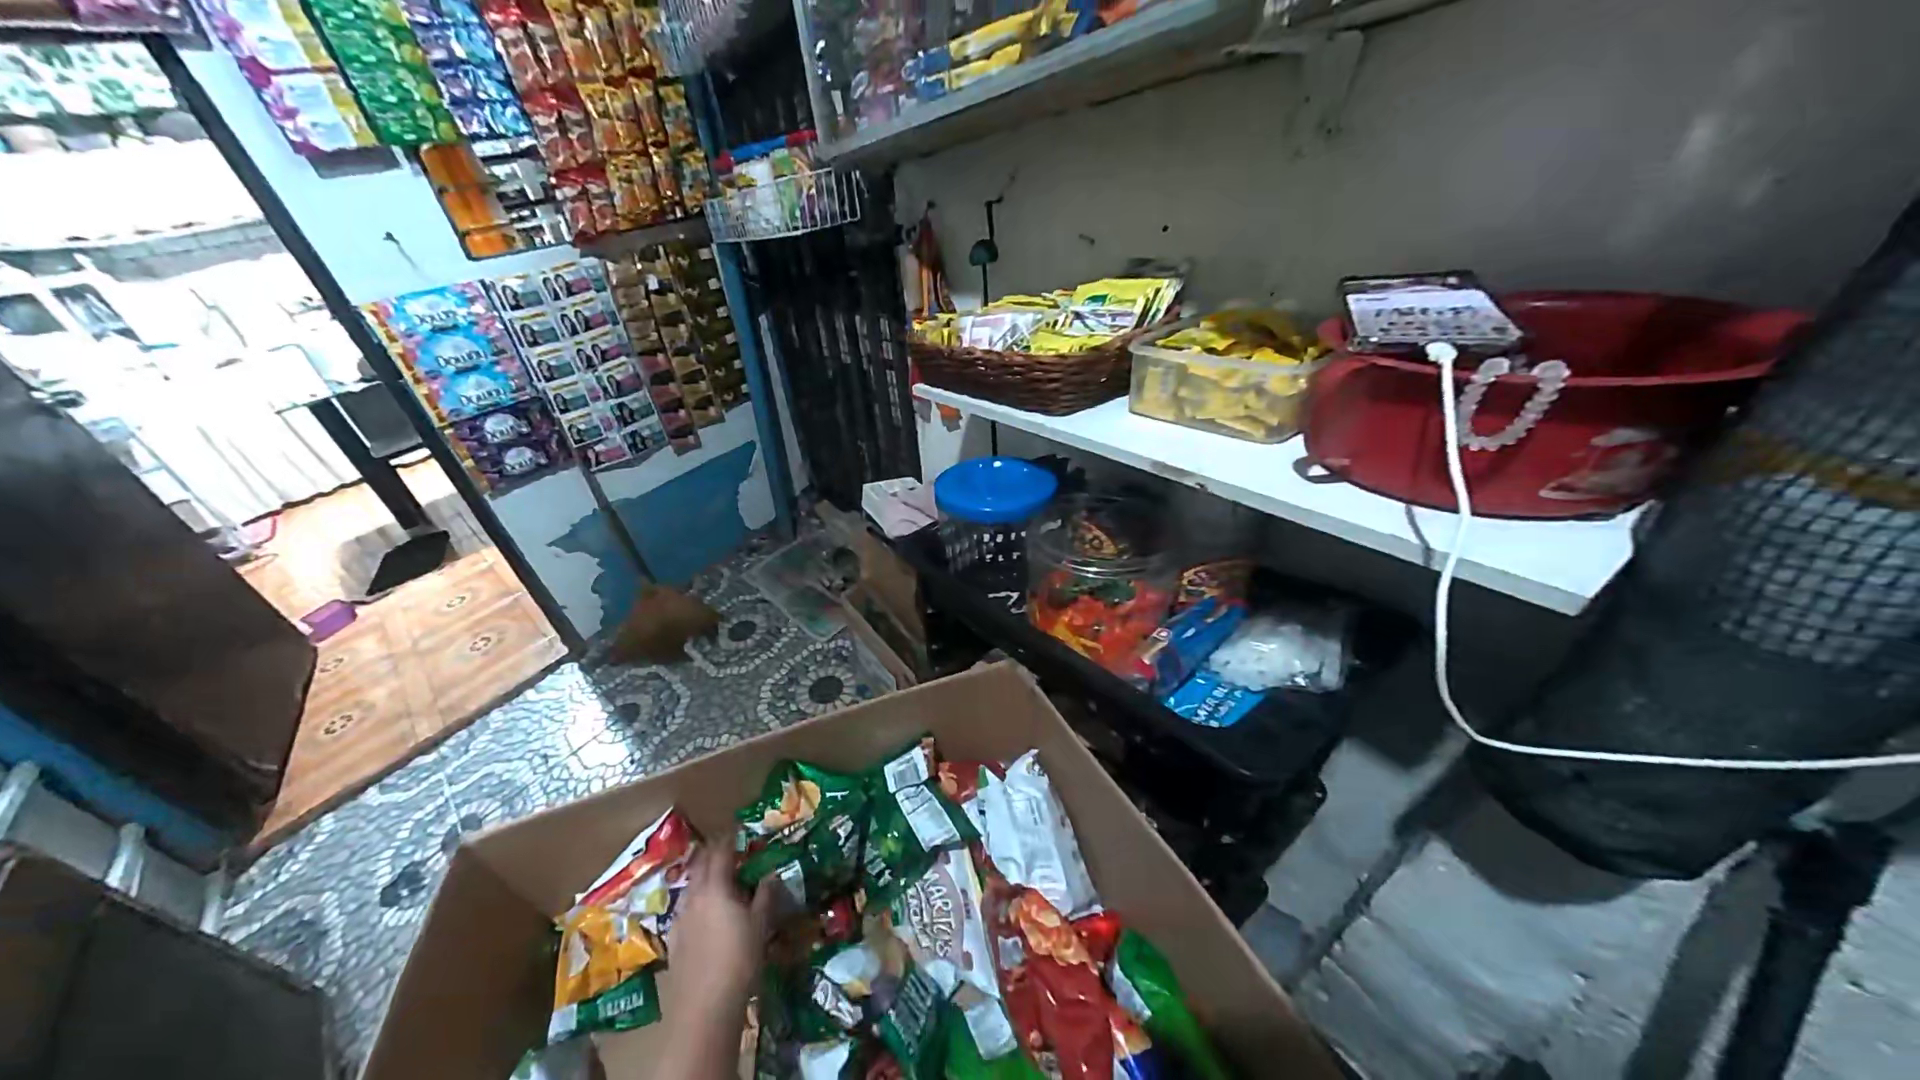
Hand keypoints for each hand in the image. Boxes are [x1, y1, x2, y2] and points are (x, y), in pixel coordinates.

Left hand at [667, 844, 779, 1015]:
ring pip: (692, 887)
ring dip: (705, 877)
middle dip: (713, 853)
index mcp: (715, 887)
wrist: (703, 1007)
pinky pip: (687, 909)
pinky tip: (707, 913)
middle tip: (728, 848)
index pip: (720, 853)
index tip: (737, 829)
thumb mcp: (760, 924)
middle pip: (701, 866)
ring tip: (720, 879)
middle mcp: (693, 897)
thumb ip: (766, 895)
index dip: (728, 838)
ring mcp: (680, 919)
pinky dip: (698, 900)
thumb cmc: (738, 959)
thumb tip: (771, 873)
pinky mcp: (674, 941)